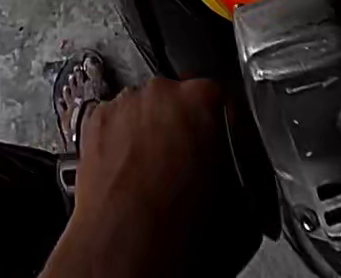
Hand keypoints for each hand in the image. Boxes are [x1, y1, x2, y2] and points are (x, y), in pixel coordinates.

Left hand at [43, 78, 238, 275]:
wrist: (126, 247)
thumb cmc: (182, 231)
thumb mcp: (242, 203)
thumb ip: (243, 164)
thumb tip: (244, 165)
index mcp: (199, 102)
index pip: (219, 96)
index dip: (223, 123)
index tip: (223, 141)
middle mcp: (157, 92)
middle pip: (177, 99)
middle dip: (184, 125)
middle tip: (189, 162)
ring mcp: (122, 103)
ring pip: (144, 108)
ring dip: (151, 130)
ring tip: (157, 172)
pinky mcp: (95, 117)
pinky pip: (116, 120)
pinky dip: (122, 138)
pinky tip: (130, 170)